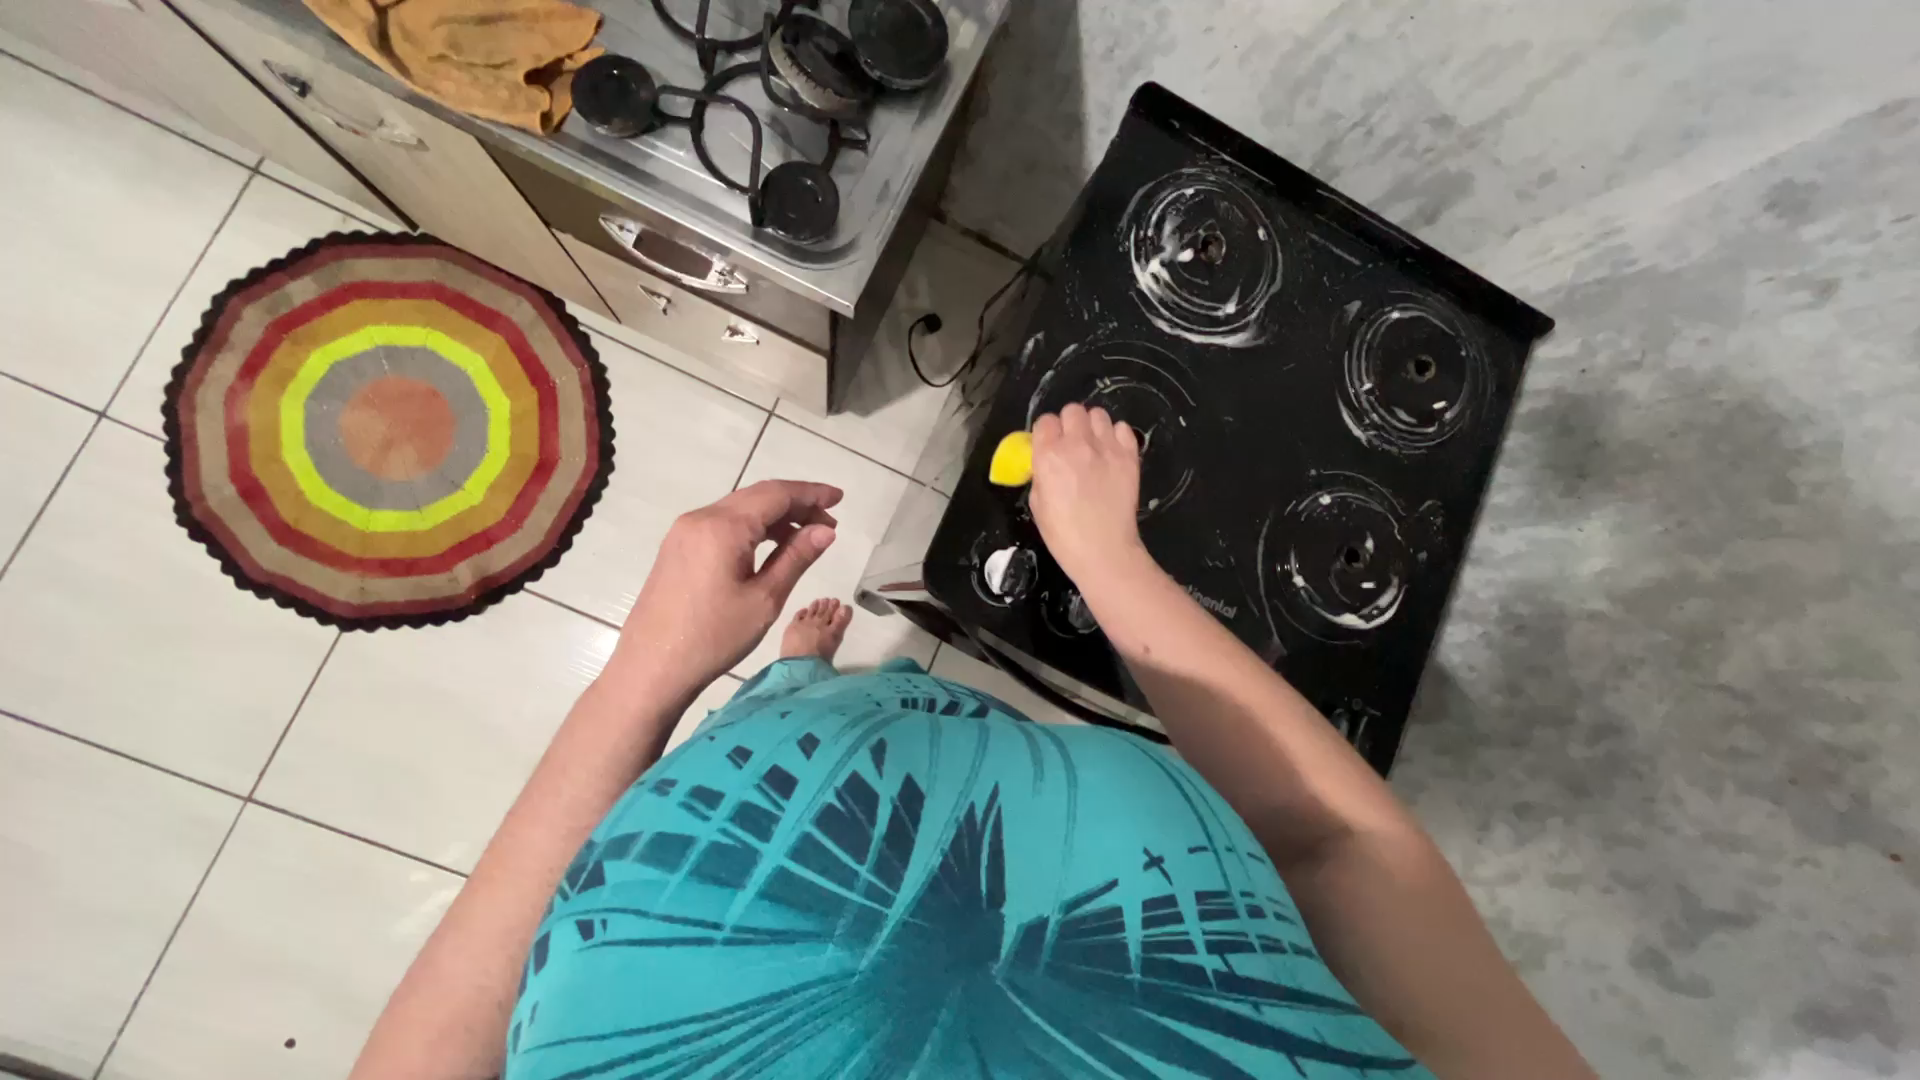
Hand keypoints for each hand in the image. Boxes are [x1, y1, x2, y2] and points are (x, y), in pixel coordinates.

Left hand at [610, 480, 842, 694]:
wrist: (652, 667)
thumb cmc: (714, 637)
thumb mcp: (765, 598)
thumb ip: (797, 557)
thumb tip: (825, 530)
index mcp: (724, 527)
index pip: (776, 494)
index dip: (811, 493)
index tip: (839, 499)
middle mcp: (701, 518)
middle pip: (757, 496)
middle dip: (796, 504)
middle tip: (829, 524)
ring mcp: (684, 532)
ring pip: (739, 509)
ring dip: (775, 517)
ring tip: (806, 539)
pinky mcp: (678, 548)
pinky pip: (723, 524)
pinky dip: (752, 528)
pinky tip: (771, 548)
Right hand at [1029, 404, 1151, 586]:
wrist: (1103, 550)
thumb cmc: (1064, 534)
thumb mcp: (1037, 503)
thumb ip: (1040, 474)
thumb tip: (1046, 461)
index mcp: (1048, 456)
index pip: (1045, 421)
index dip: (1046, 432)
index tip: (1048, 444)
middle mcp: (1077, 444)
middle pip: (1072, 410)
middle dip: (1068, 423)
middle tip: (1070, 443)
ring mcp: (1106, 448)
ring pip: (1098, 414)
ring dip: (1092, 426)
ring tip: (1093, 445)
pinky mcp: (1129, 456)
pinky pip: (1123, 428)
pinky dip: (1116, 435)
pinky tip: (1111, 452)